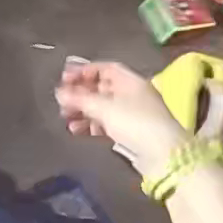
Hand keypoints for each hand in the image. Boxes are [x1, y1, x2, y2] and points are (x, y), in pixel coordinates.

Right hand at [55, 61, 189, 177]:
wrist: (163, 154)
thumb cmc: (134, 122)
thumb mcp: (104, 107)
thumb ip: (79, 98)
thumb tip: (59, 93)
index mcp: (130, 81)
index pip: (104, 68)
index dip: (84, 71)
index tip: (64, 79)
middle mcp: (131, 94)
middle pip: (101, 88)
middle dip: (80, 93)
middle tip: (61, 101)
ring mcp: (132, 113)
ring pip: (101, 107)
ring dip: (82, 111)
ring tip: (66, 119)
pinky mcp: (130, 131)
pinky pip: (106, 122)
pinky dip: (91, 124)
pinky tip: (76, 131)